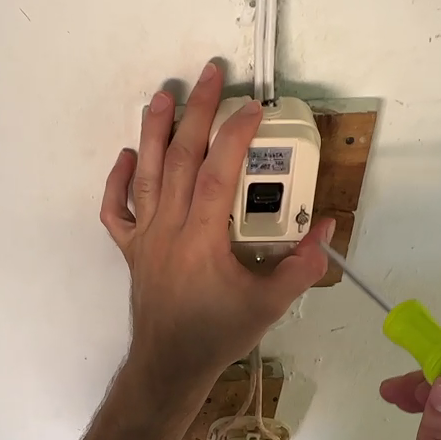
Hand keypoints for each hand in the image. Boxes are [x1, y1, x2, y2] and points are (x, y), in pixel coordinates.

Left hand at [100, 62, 334, 399]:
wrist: (169, 365)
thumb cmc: (217, 335)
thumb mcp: (269, 305)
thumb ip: (301, 265)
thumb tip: (325, 226)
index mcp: (201, 238)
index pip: (217, 172)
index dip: (235, 135)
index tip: (254, 106)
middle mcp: (167, 229)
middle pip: (179, 158)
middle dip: (197, 112)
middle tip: (211, 74)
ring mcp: (144, 237)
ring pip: (145, 173)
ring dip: (153, 130)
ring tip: (163, 95)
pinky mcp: (131, 250)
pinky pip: (115, 210)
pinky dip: (116, 180)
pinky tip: (125, 156)